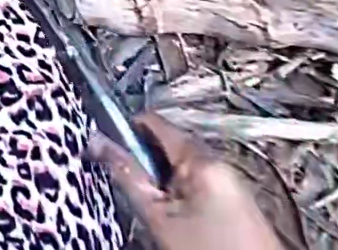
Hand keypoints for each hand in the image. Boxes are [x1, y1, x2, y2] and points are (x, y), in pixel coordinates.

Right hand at [93, 115, 282, 249]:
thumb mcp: (157, 216)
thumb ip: (125, 172)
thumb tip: (95, 140)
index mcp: (202, 160)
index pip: (153, 121)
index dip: (125, 129)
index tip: (110, 148)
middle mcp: (221, 164)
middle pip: (168, 143)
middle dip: (146, 158)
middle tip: (135, 185)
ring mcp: (235, 185)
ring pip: (182, 164)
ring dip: (163, 176)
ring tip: (159, 206)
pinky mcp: (241, 204)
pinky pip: (200, 181)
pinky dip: (181, 190)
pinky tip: (180, 217)